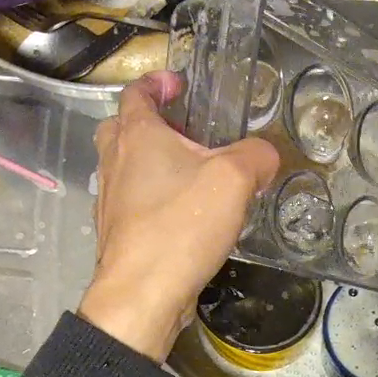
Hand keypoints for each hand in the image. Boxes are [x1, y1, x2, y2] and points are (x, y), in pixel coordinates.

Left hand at [79, 72, 280, 360]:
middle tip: (186, 137)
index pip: (138, 93)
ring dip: (154, 167)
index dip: (159, 84)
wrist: (144, 293)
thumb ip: (256, 158)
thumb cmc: (182, 226)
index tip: (180, 87)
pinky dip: (154, 202)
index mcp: (136, 134)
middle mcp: (114, 161)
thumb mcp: (233, 181)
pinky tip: (182, 222)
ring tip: (191, 181)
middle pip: (125, 129)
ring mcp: (110, 200)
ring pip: (127, 169)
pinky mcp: (117, 234)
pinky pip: (135, 205)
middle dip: (153, 126)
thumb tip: (266, 155)